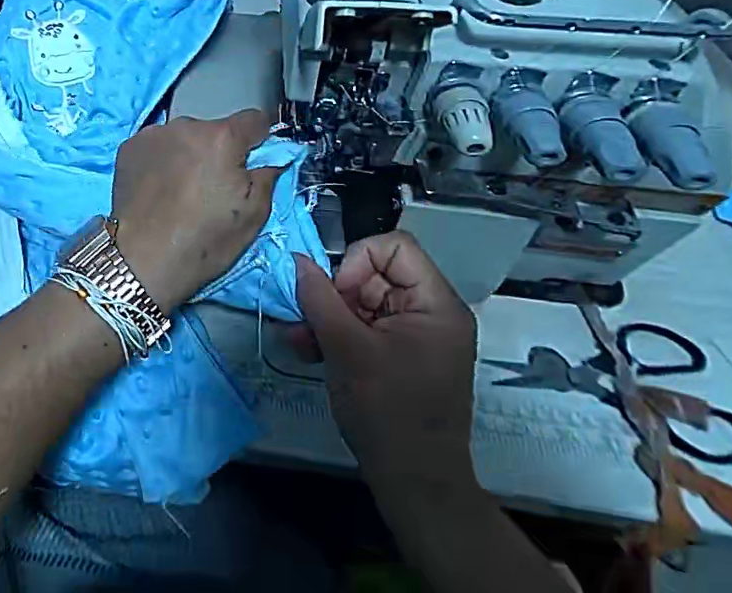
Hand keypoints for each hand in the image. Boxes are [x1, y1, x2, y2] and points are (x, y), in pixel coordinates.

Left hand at [111, 109, 278, 308]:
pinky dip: (163, 160)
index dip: (259, 140)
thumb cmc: (205, 239)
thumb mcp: (256, 212)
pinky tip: (159, 188)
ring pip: (185, 137)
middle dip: (220, 150)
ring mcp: (154, 135)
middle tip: (214, 186)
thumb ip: (269, 173)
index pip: (255, 119)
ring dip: (190, 153)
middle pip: (216, 130)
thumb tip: (272, 157)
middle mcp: (187, 126)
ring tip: (182, 190)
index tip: (253, 162)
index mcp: (222, 137)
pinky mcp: (130, 147)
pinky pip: (158, 145)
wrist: (144, 260)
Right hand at [293, 231, 478, 487]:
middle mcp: (433, 311)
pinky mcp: (403, 354)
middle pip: (377, 273)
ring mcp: (418, 334)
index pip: (395, 247)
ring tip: (301, 341)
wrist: (414, 485)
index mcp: (436, 303)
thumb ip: (318, 298)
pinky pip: (368, 326)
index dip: (358, 261)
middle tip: (308, 321)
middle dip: (336, 295)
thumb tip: (295, 260)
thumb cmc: (387, 412)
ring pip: (366, 301)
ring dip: (329, 316)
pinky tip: (311, 351)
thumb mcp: (346, 349)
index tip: (339, 297)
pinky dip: (340, 334)